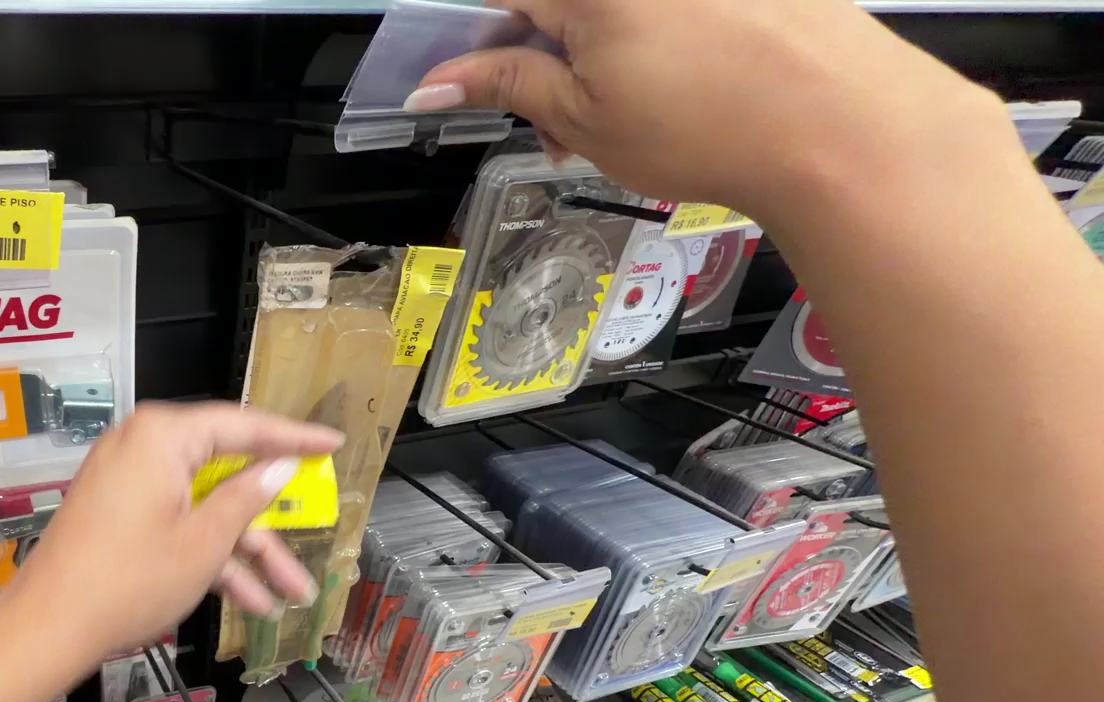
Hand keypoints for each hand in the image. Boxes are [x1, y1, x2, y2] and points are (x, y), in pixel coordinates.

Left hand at [6, 402, 342, 656]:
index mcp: (162, 437)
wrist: (50, 627)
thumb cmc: (130, 580)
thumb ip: (247, 498)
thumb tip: (279, 468)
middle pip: (225, 475)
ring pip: (204, 509)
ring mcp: (130, 484)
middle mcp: (143, 449)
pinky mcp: (121, 514)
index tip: (332, 442)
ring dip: (245, 552)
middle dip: (269, 522)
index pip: (243, 425)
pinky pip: (176, 523)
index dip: (293, 437)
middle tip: (314, 536)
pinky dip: (207, 556)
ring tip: (291, 594)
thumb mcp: (205, 541)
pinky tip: (248, 600)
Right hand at [404, 0, 1012, 222]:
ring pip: (604, 11)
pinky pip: (657, 6)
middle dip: (537, 53)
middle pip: (555, 3)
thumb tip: (432, 83)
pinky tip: (653, 87)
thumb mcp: (579, 115)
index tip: (462, 82)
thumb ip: (503, 83)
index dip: (472, 40)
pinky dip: (637, 39)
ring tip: (604, 118)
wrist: (833, 121)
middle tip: (548, 122)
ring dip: (587, 55)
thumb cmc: (695, 126)